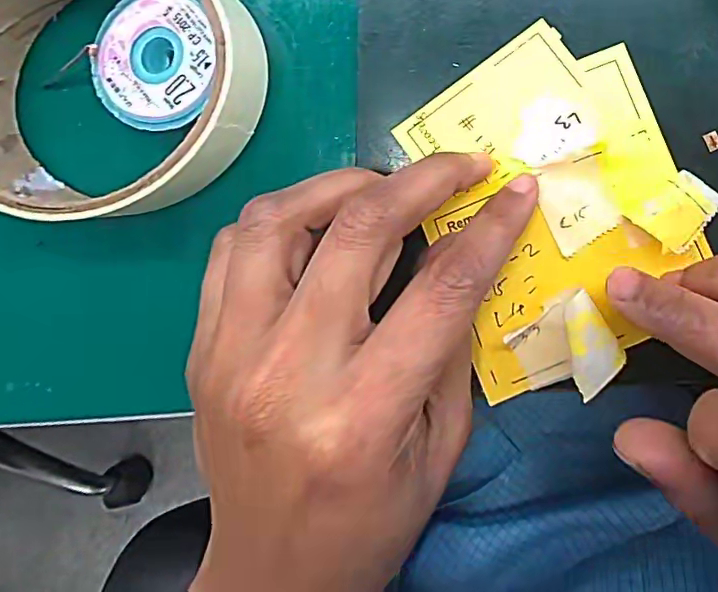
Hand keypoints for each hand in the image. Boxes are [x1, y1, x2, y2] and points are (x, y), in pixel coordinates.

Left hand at [186, 154, 537, 591]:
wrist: (266, 574)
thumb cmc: (368, 519)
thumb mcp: (439, 444)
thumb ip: (450, 342)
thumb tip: (461, 250)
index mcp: (362, 414)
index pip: (440, 290)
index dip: (488, 229)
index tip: (514, 191)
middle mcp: (289, 371)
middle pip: (360, 232)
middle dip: (423, 180)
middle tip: (459, 165)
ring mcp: (233, 350)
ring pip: (279, 218)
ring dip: (342, 183)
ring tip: (384, 184)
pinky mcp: (203, 342)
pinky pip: (235, 243)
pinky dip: (284, 213)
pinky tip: (320, 219)